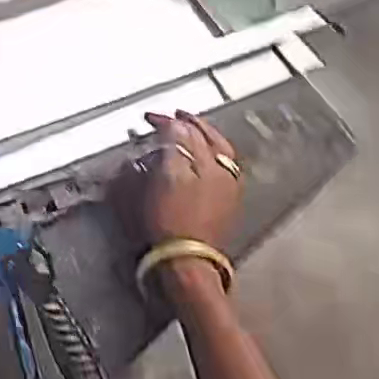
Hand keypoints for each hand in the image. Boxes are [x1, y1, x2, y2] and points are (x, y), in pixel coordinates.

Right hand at [140, 111, 241, 248]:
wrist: (187, 260)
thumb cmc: (173, 217)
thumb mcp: (168, 175)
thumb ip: (175, 145)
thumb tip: (177, 124)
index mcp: (213, 164)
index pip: (190, 130)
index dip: (168, 120)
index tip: (149, 118)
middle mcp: (226, 173)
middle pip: (211, 138)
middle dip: (190, 125)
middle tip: (172, 117)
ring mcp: (228, 189)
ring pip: (218, 152)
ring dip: (200, 138)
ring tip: (183, 133)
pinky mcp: (224, 204)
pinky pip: (218, 168)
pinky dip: (204, 156)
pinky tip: (193, 159)